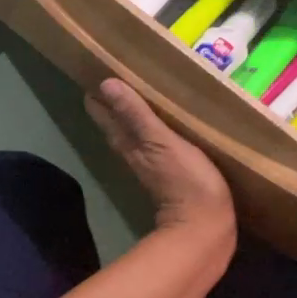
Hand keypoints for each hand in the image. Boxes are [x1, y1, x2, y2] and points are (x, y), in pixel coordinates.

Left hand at [85, 77, 234, 240]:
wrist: (204, 226)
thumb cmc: (186, 180)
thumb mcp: (161, 142)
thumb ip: (136, 115)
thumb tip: (106, 85)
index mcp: (127, 142)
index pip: (102, 112)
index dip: (96, 94)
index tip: (91, 71)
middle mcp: (132, 151)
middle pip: (113, 122)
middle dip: (110, 100)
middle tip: (110, 76)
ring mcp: (148, 162)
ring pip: (130, 131)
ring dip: (127, 113)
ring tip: (132, 92)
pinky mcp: (166, 170)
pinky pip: (150, 141)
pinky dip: (148, 127)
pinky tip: (158, 122)